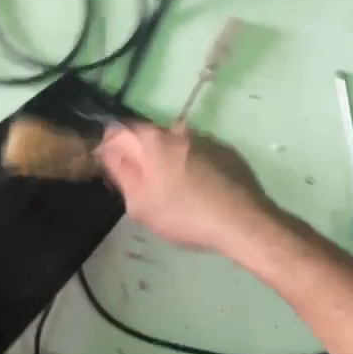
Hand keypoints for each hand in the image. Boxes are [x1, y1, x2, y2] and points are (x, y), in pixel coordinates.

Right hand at [95, 122, 278, 252]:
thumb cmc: (184, 215)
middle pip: (147, 136)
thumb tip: (109, 153)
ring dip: (168, 161)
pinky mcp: (226, 151)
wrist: (243, 223)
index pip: (117, 130)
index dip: (110, 148)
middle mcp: (178, 131)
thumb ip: (121, 173)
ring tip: (175, 191)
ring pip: (174, 145)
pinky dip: (192, 166)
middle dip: (140, 156)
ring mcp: (205, 139)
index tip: (113, 170)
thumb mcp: (139, 204)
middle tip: (144, 186)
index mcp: (152, 140)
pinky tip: (199, 191)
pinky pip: (198, 153)